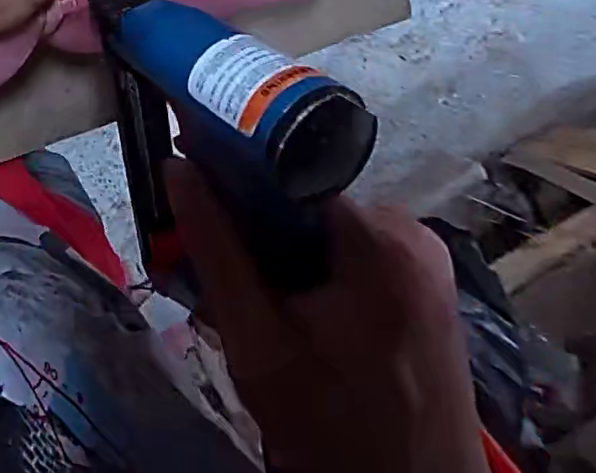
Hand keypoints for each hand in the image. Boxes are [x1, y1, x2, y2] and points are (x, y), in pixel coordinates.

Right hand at [165, 161, 488, 472]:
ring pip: (314, 221)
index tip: (186, 168)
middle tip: (202, 249)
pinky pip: (339, 247)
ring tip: (237, 285)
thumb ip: (213, 247)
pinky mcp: (417, 283)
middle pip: (300, 196)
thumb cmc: (333, 428)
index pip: (287, 169)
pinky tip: (275, 301)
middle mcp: (411, 235)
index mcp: (382, 240)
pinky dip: (299, 262)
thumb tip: (176, 167)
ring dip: (268, 245)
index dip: (230, 167)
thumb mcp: (256, 339)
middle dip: (246, 219)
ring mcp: (420, 260)